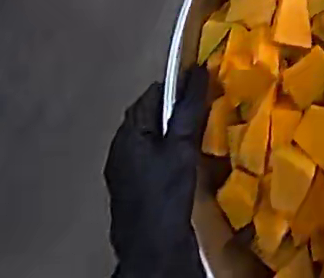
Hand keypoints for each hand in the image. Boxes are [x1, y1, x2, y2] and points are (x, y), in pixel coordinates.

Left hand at [105, 66, 207, 277]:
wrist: (154, 253)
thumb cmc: (166, 194)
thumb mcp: (182, 145)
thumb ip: (189, 107)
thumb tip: (198, 69)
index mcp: (127, 132)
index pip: (152, 94)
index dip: (177, 89)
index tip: (201, 92)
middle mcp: (119, 149)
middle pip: (150, 116)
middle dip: (175, 113)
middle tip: (203, 115)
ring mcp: (123, 173)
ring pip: (151, 140)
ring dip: (172, 135)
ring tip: (198, 139)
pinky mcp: (131, 193)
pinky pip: (151, 161)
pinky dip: (167, 157)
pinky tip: (186, 166)